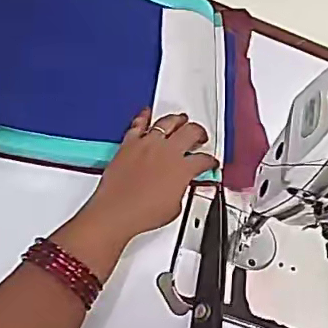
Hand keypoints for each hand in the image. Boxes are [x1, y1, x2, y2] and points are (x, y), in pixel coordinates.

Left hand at [73, 110, 217, 243]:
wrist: (117, 211)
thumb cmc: (143, 212)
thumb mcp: (175, 207)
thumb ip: (181, 190)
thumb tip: (179, 188)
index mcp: (183, 168)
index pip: (204, 159)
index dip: (210, 161)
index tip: (209, 162)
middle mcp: (167, 151)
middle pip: (190, 131)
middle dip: (199, 132)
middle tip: (200, 135)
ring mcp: (148, 145)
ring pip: (167, 122)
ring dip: (177, 120)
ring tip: (181, 120)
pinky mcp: (129, 144)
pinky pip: (138, 125)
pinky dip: (144, 117)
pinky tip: (147, 114)